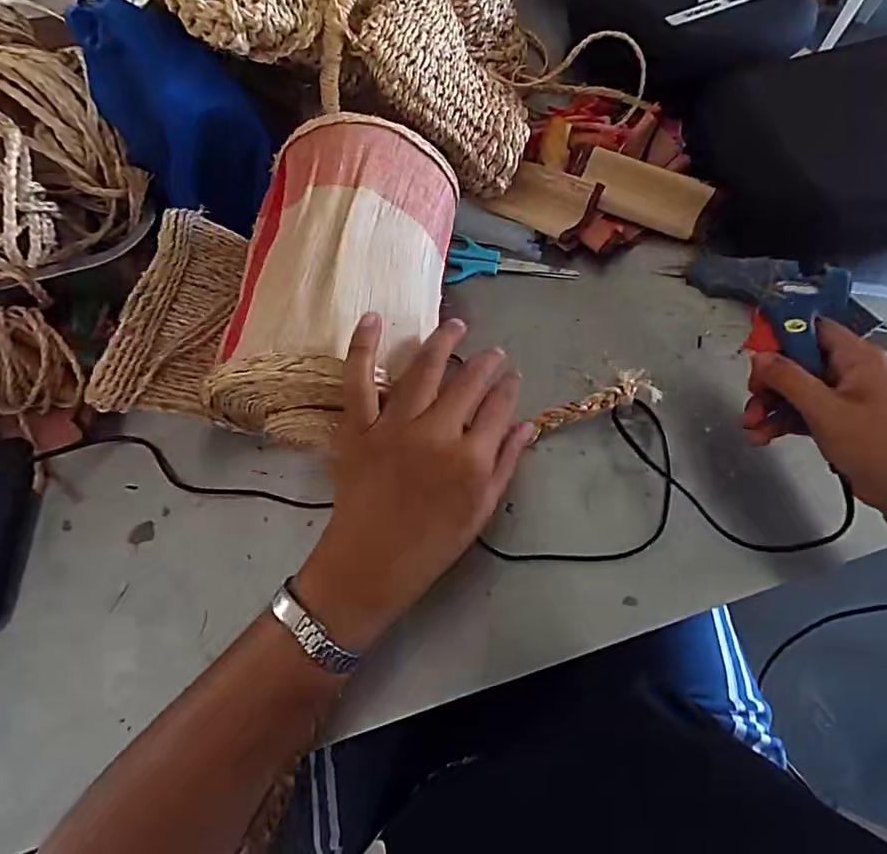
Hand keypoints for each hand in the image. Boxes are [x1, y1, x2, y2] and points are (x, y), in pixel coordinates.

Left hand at [293, 315, 531, 654]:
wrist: (367, 568)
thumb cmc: (430, 546)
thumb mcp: (480, 512)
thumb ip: (505, 464)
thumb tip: (528, 425)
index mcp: (471, 459)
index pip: (499, 407)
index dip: (509, 387)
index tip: (512, 376)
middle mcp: (437, 434)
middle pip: (469, 382)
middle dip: (487, 362)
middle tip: (494, 352)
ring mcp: (394, 427)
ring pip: (424, 369)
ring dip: (443, 341)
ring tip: (457, 326)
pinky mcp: (358, 428)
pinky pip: (359, 380)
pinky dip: (363, 347)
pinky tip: (374, 318)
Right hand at [741, 318, 886, 519]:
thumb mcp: (826, 412)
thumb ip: (789, 379)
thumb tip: (762, 358)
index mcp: (862, 358)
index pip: (814, 329)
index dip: (781, 337)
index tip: (756, 352)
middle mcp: (860, 373)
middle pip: (802, 363)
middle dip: (772, 383)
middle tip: (754, 398)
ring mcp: (856, 398)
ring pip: (804, 390)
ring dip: (776, 406)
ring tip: (754, 426)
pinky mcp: (852, 421)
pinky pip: (813, 410)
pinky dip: (790, 421)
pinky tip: (769, 435)